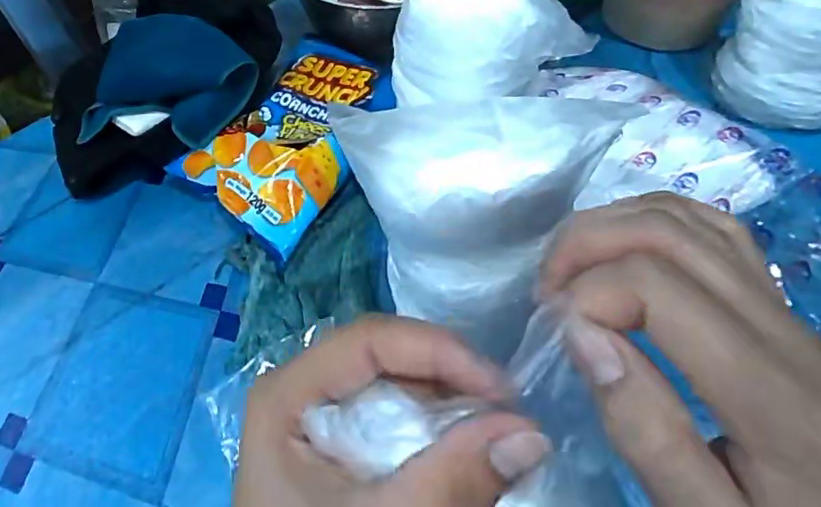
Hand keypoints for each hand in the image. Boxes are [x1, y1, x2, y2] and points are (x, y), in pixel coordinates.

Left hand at [234, 314, 552, 506]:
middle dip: (449, 378)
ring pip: (393, 383)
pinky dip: (433, 429)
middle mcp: (300, 389)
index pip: (371, 340)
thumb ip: (452, 479)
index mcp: (287, 393)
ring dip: (448, 403)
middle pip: (385, 357)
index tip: (502, 388)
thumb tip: (533, 434)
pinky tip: (464, 446)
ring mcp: (316, 417)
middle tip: (507, 408)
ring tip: (495, 426)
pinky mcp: (335, 447)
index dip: (439, 350)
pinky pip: (390, 417)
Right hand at [539, 193, 820, 506]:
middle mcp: (797, 339)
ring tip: (575, 265)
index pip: (660, 287)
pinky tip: (630, 251)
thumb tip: (582, 332)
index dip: (590, 293)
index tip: (558, 332)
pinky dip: (663, 224)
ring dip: (620, 223)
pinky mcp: (797, 322)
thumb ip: (647, 435)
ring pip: (697, 220)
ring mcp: (802, 323)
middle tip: (547, 285)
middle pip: (674, 234)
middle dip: (591, 239)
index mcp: (781, 401)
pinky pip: (724, 238)